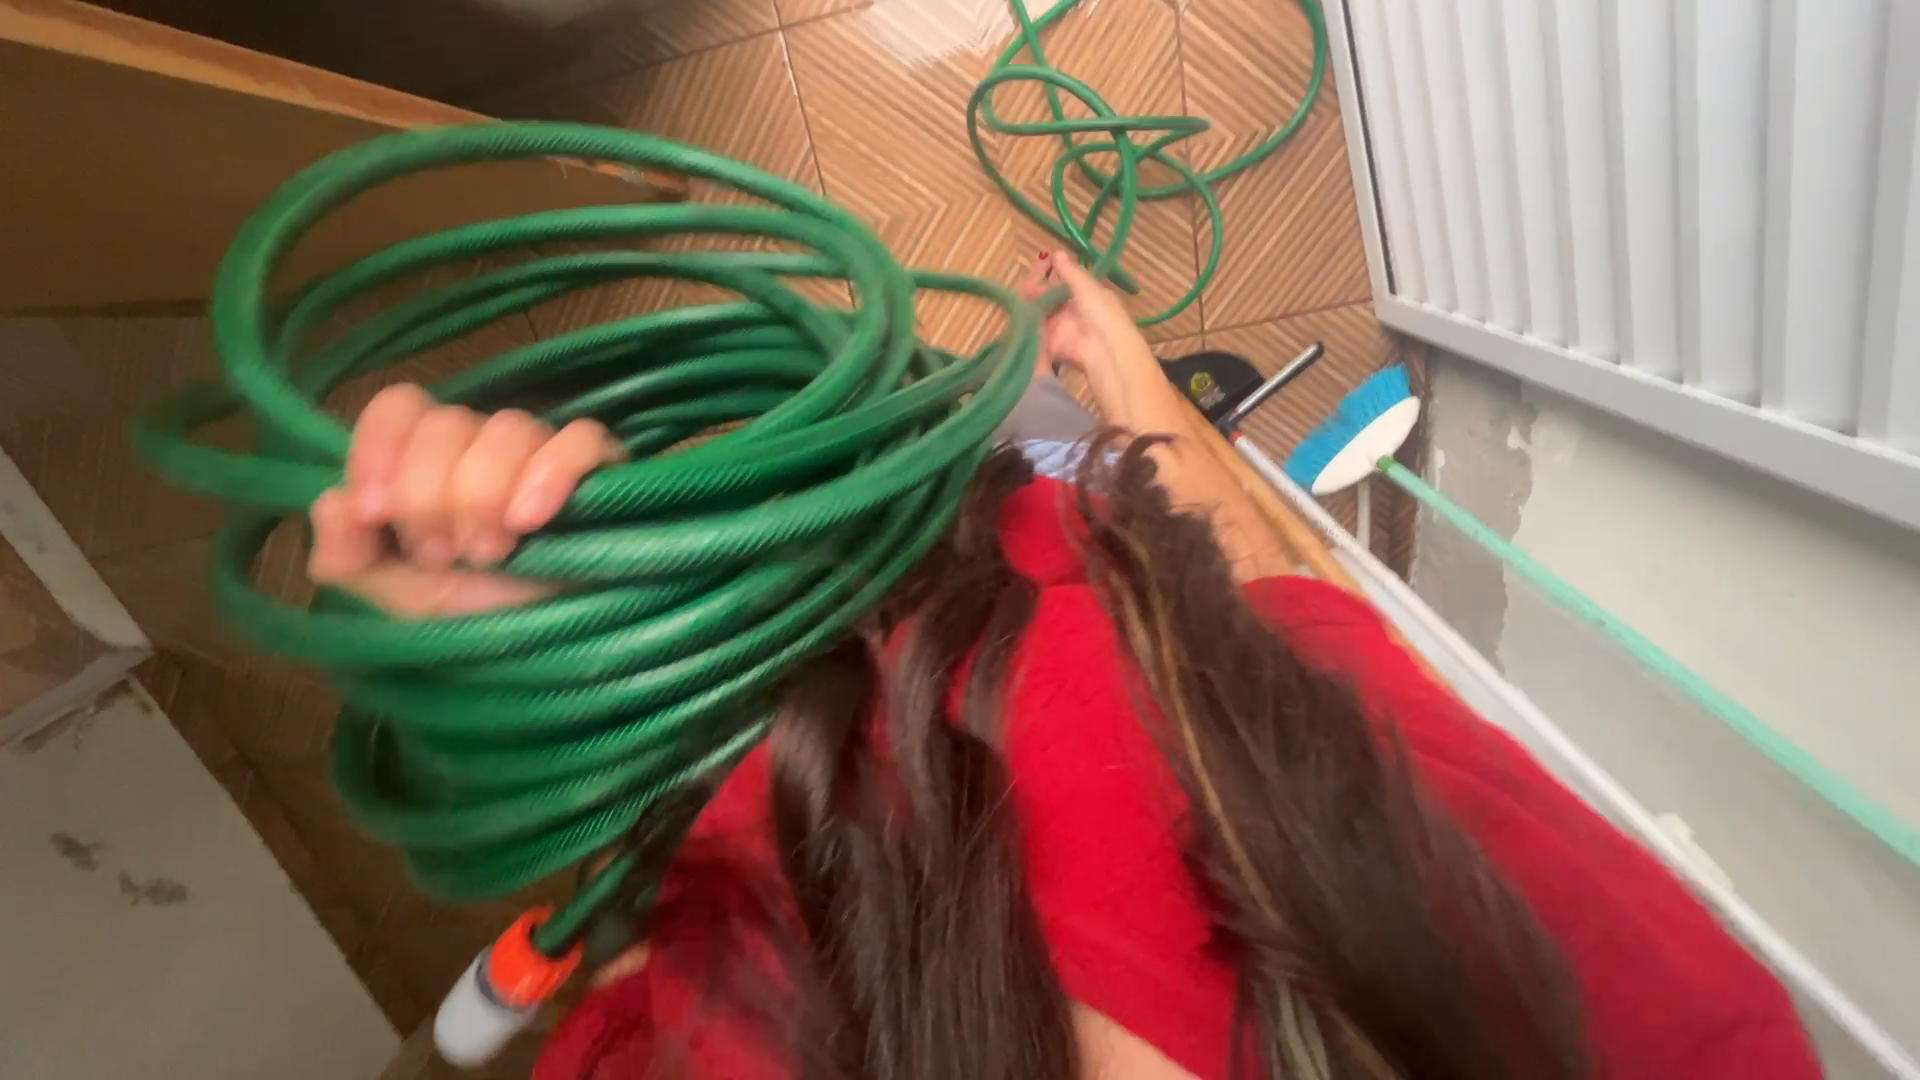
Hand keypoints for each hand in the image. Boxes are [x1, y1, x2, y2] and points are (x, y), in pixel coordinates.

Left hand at [308, 384, 623, 617]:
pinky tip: (532, 519)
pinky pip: (581, 440)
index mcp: (439, 463)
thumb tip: (337, 502)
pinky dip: (552, 471)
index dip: (380, 446)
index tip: (377, 512)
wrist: (564, 649)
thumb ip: (348, 556)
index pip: (404, 407)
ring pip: (510, 428)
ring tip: (493, 552)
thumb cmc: (488, 620)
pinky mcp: (609, 468)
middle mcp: (493, 446)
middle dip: (433, 495)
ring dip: (485, 494)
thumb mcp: (402, 598)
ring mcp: (552, 453)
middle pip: (450, 422)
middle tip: (448, 556)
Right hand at [1019, 251, 1157, 378]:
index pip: (1066, 283)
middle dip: (1038, 290)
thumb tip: (1056, 252)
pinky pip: (1037, 332)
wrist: (1103, 350)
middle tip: (1028, 284)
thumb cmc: (1102, 313)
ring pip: (1042, 314)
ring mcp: (1061, 328)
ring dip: (1032, 305)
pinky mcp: (1050, 344)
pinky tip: (1020, 313)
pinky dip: (1028, 324)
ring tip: (1022, 294)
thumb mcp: (1088, 288)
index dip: (1053, 274)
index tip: (1041, 264)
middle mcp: (1073, 312)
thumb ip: (1070, 272)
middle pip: (1051, 299)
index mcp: (1086, 296)